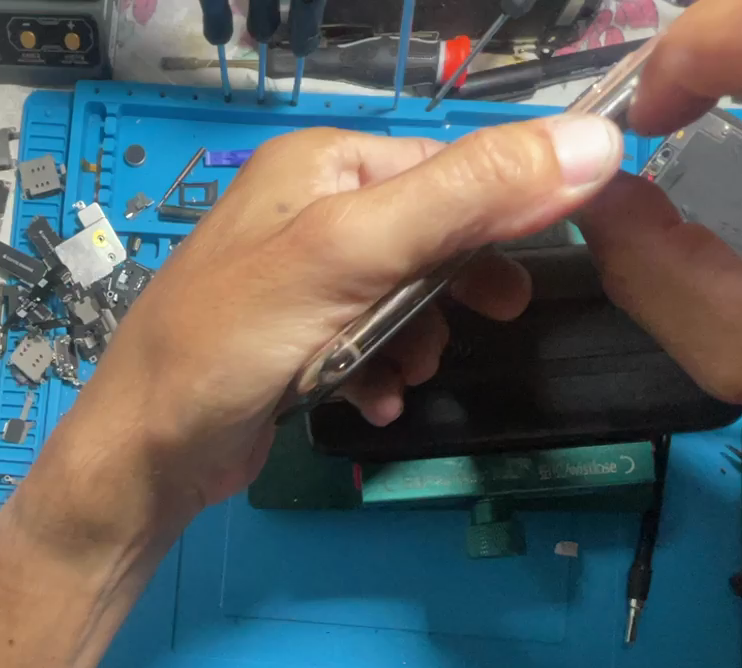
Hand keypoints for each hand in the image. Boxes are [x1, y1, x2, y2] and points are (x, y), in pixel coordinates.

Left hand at [47, 114, 623, 522]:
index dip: (496, 213)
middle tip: (497, 317)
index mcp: (318, 169)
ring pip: (396, 300)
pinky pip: (361, 347)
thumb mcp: (346, 256)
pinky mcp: (292, 345)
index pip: (440, 168)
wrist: (150, 451)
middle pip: (422, 237)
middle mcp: (307, 216)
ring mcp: (298, 286)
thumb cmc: (233, 343)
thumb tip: (592, 142)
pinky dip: (376, 375)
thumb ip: (461, 199)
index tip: (530, 265)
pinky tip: (373, 404)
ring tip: (404, 375)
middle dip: (451, 288)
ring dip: (414, 341)